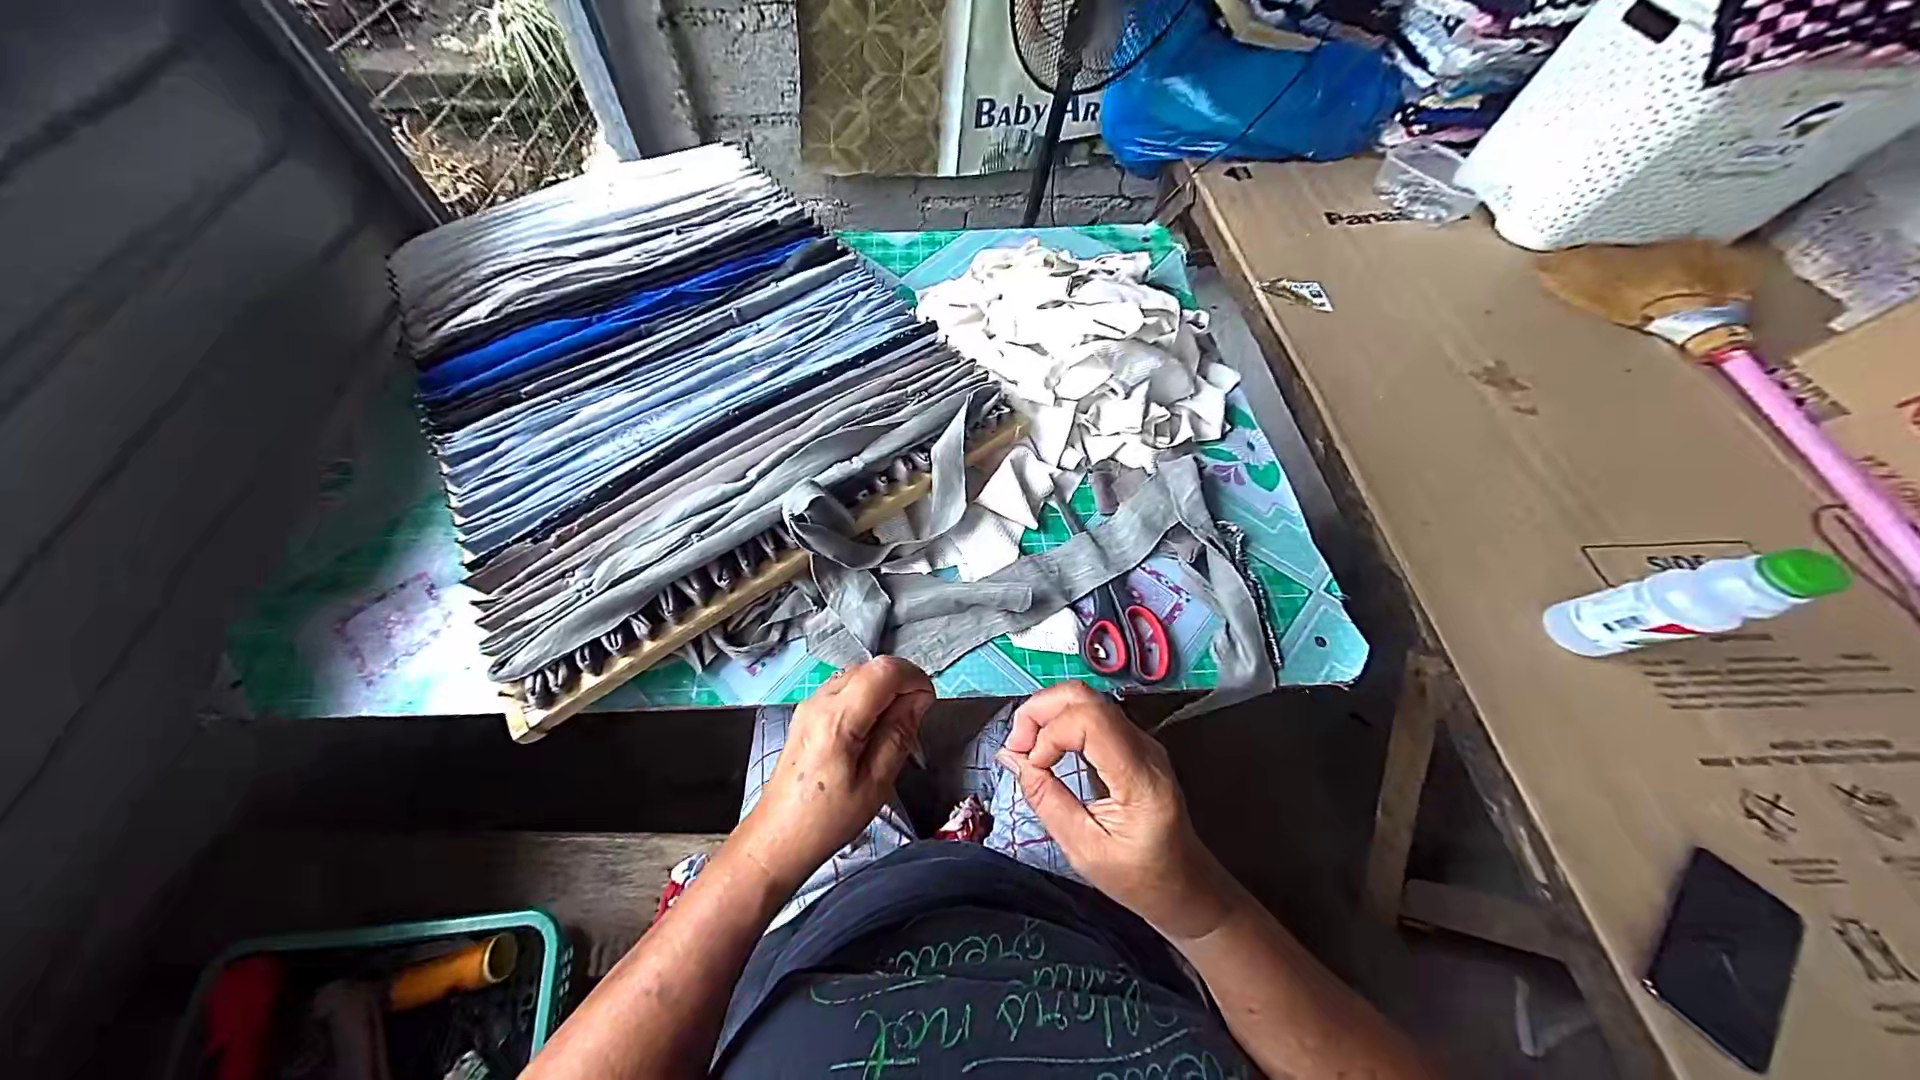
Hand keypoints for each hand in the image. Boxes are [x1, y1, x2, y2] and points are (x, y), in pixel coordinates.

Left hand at [733, 657, 934, 892]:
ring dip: (884, 689)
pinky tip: (870, 729)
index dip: (914, 679)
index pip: (885, 671)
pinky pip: (845, 688)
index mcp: (838, 719)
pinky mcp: (806, 713)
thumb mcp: (877, 781)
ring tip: (893, 726)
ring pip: (859, 674)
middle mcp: (820, 702)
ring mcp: (810, 704)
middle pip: (872, 667)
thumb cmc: (828, 818)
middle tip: (913, 717)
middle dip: (901, 683)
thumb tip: (918, 700)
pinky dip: (867, 697)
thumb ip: (900, 733)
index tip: (926, 704)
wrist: (779, 837)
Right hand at [997, 681, 1240, 940]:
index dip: (1049, 734)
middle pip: (1084, 697)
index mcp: (1139, 778)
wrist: (1187, 887)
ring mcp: (1140, 741)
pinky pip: (1090, 715)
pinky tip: (1044, 749)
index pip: (1090, 721)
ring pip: (1085, 699)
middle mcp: (1143, 747)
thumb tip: (1011, 758)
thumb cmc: (1141, 879)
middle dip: (1039, 710)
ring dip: (1046, 714)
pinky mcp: (1132, 743)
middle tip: (1016, 747)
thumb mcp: (1085, 851)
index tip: (1032, 768)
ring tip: (1026, 749)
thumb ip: (1047, 800)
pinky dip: (1058, 722)